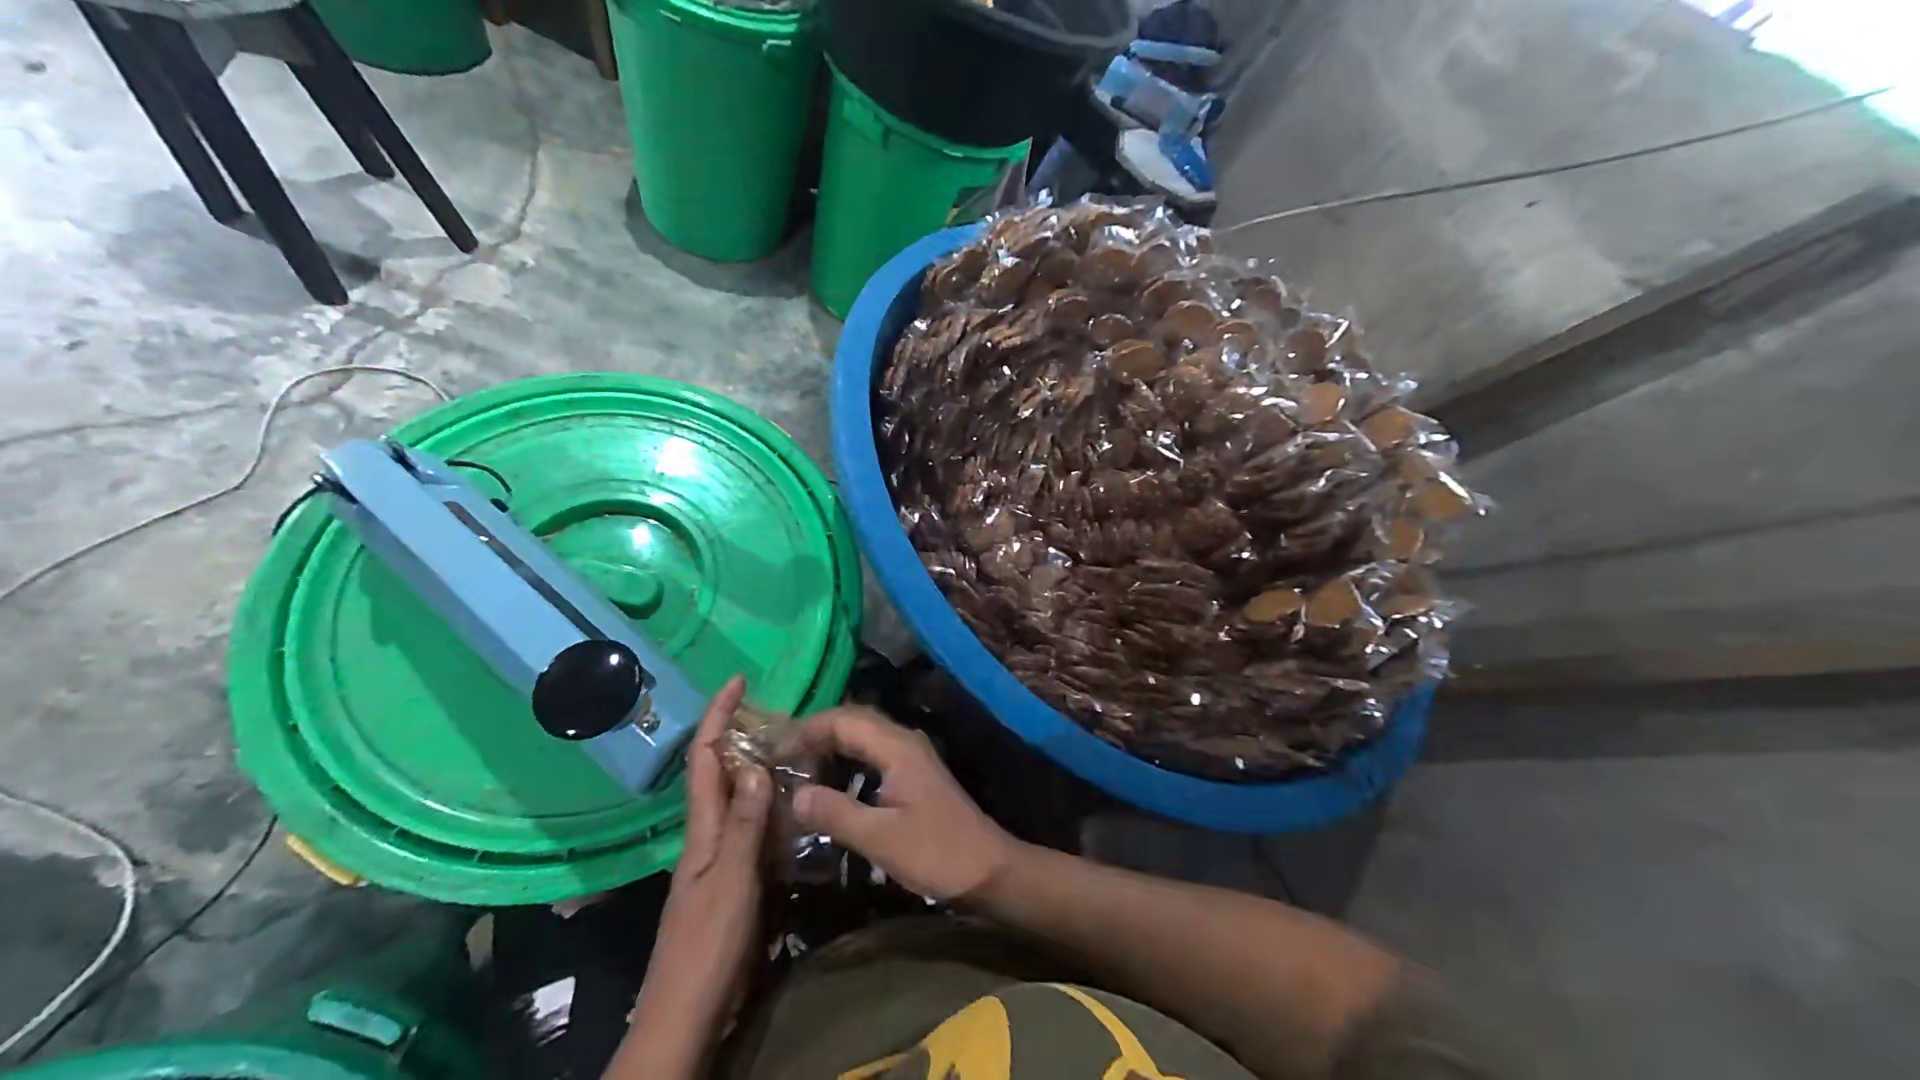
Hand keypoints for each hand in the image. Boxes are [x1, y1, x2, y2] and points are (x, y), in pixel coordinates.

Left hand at [637, 676, 772, 1029]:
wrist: (688, 1009)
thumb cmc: (706, 943)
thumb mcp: (730, 880)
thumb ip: (743, 823)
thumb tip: (753, 763)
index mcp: (702, 828)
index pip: (707, 758)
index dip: (719, 716)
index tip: (737, 681)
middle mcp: (709, 835)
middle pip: (723, 773)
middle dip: (743, 736)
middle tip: (782, 715)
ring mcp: (723, 858)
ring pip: (742, 800)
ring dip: (763, 771)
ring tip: (798, 751)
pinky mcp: (738, 880)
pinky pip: (757, 831)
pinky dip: (774, 811)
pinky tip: (799, 810)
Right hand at [788, 707, 1015, 900]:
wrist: (988, 870)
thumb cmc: (936, 853)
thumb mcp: (880, 838)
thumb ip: (835, 813)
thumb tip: (794, 794)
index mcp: (896, 747)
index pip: (843, 719)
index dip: (806, 730)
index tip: (774, 751)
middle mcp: (904, 741)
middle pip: (852, 720)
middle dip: (815, 733)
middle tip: (780, 758)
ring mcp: (911, 757)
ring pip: (863, 735)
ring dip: (830, 744)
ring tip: (798, 768)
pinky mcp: (913, 775)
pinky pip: (872, 753)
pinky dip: (846, 759)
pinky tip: (830, 783)